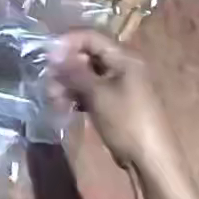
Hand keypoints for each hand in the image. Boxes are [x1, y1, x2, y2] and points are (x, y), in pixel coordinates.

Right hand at [53, 30, 175, 170]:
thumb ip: (75, 71)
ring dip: (68, 84)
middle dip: (65, 67)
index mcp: (124, 57)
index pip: (90, 37)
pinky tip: (64, 107)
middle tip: (49, 85)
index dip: (66, 43)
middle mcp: (122, 66)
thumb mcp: (98, 94)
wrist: (151, 161)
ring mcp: (119, 85)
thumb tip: (53, 52)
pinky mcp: (114, 103)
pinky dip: (76, 96)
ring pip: (86, 75)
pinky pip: (91, 91)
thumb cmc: (127, 122)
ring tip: (54, 100)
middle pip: (87, 55)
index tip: (46, 58)